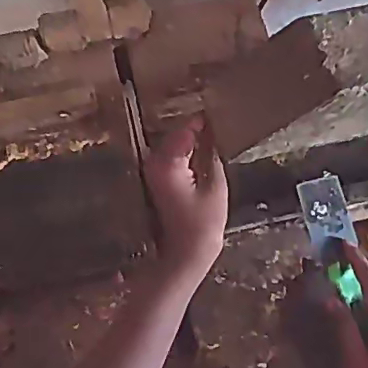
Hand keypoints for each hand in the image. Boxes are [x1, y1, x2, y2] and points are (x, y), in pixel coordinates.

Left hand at [142, 115, 227, 278]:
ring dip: (188, 144)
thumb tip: (211, 134)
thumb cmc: (204, 223)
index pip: (184, 130)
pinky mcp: (155, 184)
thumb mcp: (215, 185)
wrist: (185, 253)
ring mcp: (151, 174)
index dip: (201, 122)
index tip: (216, 115)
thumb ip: (212, 154)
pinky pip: (169, 160)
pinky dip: (183, 157)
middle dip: (194, 131)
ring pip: (171, 147)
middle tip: (216, 128)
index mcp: (168, 163)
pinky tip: (199, 160)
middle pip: (174, 136)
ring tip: (211, 141)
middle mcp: (154, 165)